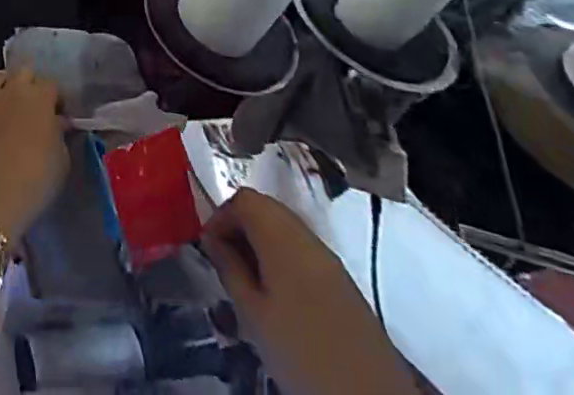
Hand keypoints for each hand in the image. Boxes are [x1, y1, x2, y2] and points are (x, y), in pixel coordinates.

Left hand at [0, 68, 67, 239]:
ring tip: (17, 119)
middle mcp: (13, 92)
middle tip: (39, 110)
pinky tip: (0, 134)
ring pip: (2, 86)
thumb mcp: (62, 159)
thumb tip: (56, 123)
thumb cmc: (35, 177)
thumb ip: (60, 133)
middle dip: (32, 86)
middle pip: (24, 73)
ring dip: (11, 96)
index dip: (58, 99)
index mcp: (40, 96)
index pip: (52, 84)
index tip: (61, 117)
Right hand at [202, 188, 417, 394]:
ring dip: (258, 240)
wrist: (366, 391)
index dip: (221, 215)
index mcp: (282, 237)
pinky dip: (278, 253)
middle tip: (222, 262)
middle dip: (238, 225)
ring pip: (283, 226)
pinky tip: (272, 291)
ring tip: (244, 279)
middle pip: (265, 207)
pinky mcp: (337, 274)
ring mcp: (325, 253)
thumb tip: (212, 239)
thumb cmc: (300, 352)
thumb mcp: (252, 314)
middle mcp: (306, 235)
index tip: (207, 247)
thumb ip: (229, 268)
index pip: (245, 199)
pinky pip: (299, 245)